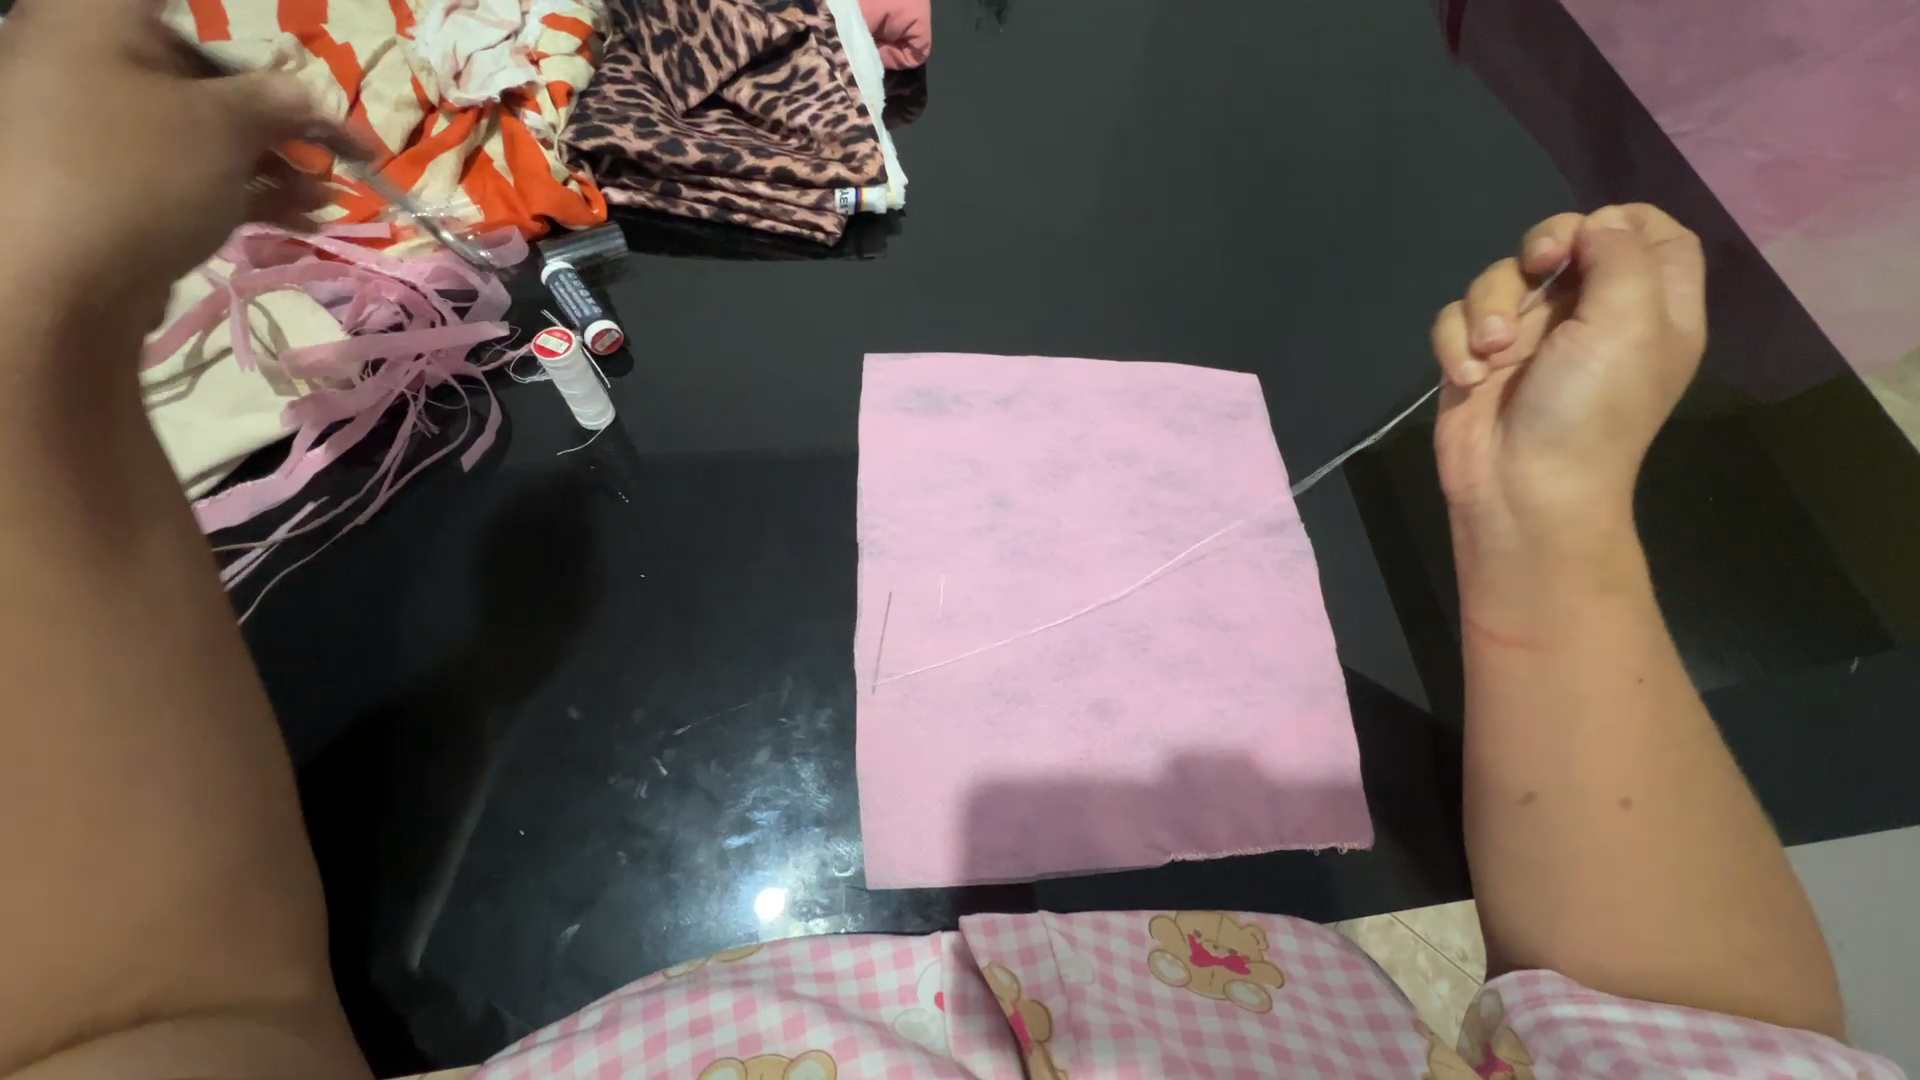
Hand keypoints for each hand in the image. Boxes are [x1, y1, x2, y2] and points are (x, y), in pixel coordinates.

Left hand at [0, 0, 341, 337]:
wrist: (64, 274)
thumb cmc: (138, 174)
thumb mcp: (222, 126)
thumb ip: (274, 102)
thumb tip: (309, 95)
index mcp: (98, 22)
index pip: (189, 11)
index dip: (252, 40)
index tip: (309, 77)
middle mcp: (95, 62)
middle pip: (209, 76)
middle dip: (283, 117)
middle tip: (343, 149)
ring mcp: (108, 127)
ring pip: (214, 132)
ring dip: (282, 163)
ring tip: (333, 196)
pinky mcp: (126, 182)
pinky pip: (202, 173)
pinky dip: (256, 192)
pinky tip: (306, 217)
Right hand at [1430, 204, 1705, 547]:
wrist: (1521, 485)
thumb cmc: (1590, 409)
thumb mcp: (1630, 323)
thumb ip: (1622, 256)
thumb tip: (1593, 224)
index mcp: (1647, 305)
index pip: (1646, 233)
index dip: (1616, 221)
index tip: (1589, 235)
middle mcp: (1587, 314)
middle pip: (1561, 242)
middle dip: (1540, 247)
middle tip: (1537, 266)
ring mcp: (1526, 338)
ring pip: (1497, 281)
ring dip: (1487, 308)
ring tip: (1490, 353)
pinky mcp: (1474, 358)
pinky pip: (1453, 321)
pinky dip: (1454, 343)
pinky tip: (1467, 376)